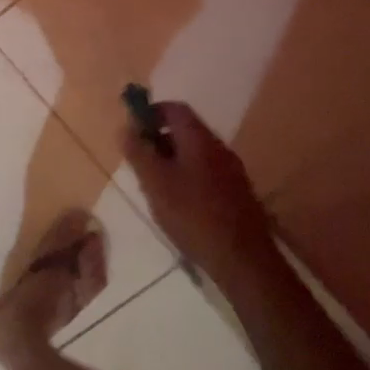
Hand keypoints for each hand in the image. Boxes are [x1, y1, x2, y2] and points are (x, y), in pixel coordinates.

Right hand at [126, 101, 275, 275]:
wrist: (244, 261)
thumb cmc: (193, 215)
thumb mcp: (154, 182)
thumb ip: (138, 152)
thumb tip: (126, 127)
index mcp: (200, 140)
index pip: (174, 109)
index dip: (151, 112)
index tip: (132, 131)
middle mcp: (220, 149)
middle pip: (185, 131)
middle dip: (158, 141)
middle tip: (139, 163)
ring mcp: (233, 173)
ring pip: (195, 154)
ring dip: (171, 162)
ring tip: (154, 188)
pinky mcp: (238, 195)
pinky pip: (206, 174)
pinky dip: (187, 178)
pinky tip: (178, 206)